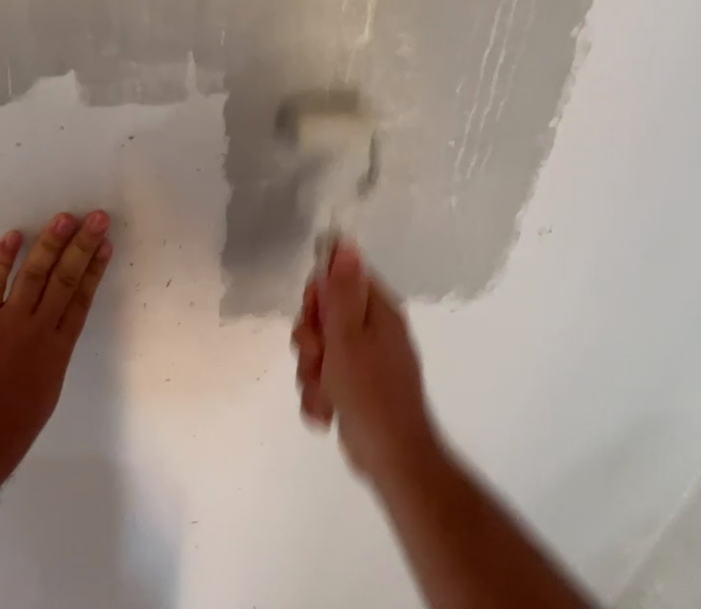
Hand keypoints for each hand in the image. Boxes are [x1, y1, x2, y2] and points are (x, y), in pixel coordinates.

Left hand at [0, 210, 112, 483]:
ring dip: (51, 243)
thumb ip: (42, 369)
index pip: (81, 302)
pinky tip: (13, 236)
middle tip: (98, 217)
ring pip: (35, 274)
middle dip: (83, 246)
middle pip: (66, 280)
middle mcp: (39, 331)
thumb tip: (43, 352)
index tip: (105, 246)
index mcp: (57, 354)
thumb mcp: (37, 401)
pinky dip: (2, 257)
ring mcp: (9, 322)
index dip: (94, 271)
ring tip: (65, 217)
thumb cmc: (1, 437)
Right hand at [291, 241, 439, 482]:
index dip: (319, 296)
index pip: (339, 278)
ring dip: (311, 374)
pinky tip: (326, 412)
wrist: (391, 458)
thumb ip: (342, 291)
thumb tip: (346, 242)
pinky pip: (323, 378)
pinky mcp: (356, 388)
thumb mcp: (348, 337)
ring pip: (318, 350)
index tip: (315, 318)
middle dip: (310, 341)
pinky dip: (319, 395)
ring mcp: (365, 361)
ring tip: (324, 394)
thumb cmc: (369, 393)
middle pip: (323, 315)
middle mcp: (373, 331)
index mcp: (378, 312)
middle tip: (318, 359)